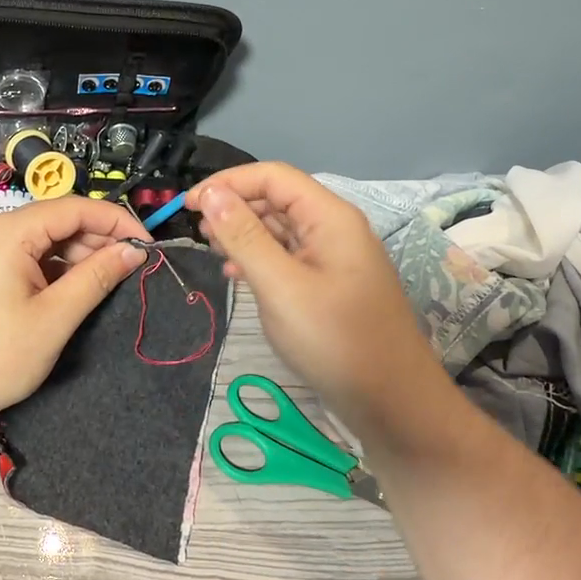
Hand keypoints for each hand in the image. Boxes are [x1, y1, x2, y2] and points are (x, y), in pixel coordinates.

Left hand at [0, 196, 151, 433]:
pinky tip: (79, 285)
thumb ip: (97, 277)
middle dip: (99, 238)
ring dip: (80, 253)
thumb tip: (134, 251)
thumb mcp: (56, 317)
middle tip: (133, 267)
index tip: (149, 246)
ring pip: (45, 235)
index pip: (73, 208)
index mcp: (8, 231)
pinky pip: (29, 251)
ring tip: (111, 279)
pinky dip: (57, 264)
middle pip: (58, 218)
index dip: (116, 222)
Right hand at [186, 162, 446, 431]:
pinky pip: (287, 255)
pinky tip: (237, 277)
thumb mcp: (279, 285)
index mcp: (330, 218)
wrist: (391, 402)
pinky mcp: (328, 284)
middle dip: (233, 207)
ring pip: (280, 227)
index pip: (272, 177)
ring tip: (212, 253)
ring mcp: (333, 257)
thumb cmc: (334, 339)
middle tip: (197, 233)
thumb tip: (211, 193)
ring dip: (242, 233)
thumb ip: (243, 236)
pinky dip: (258, 258)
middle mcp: (334, 228)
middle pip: (276, 198)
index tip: (188, 206)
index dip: (228, 183)